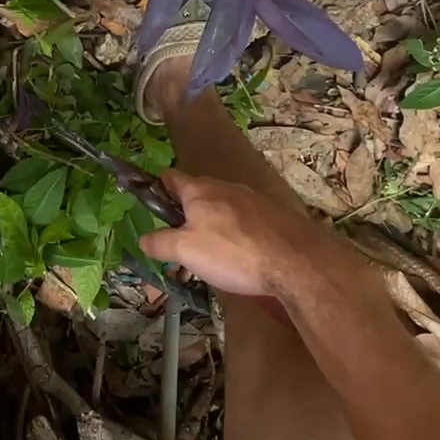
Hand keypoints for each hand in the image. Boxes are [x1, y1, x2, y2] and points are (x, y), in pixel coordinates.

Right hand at [139, 171, 370, 302]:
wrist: (297, 262)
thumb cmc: (232, 252)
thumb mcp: (185, 251)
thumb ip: (160, 243)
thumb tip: (142, 238)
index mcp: (198, 190)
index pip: (169, 177)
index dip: (157, 189)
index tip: (153, 208)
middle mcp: (225, 187)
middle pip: (198, 193)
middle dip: (187, 213)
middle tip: (183, 241)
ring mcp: (253, 199)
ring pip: (224, 206)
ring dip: (215, 224)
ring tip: (214, 254)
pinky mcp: (275, 215)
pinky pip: (248, 219)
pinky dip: (240, 233)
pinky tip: (244, 256)